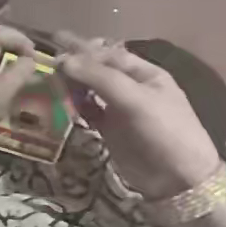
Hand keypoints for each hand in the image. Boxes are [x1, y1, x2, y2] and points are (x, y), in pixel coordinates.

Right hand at [56, 33, 220, 199]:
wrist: (178, 180)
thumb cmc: (163, 131)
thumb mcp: (136, 99)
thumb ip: (100, 78)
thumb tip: (63, 60)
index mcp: (145, 73)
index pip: (109, 54)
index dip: (83, 50)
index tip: (56, 47)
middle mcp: (132, 87)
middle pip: (98, 69)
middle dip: (75, 62)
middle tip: (47, 58)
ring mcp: (121, 109)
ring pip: (91, 89)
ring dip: (72, 83)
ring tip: (49, 78)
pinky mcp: (111, 130)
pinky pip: (89, 111)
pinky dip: (75, 105)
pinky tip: (60, 101)